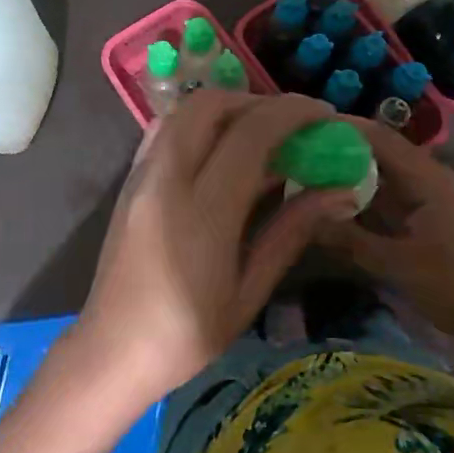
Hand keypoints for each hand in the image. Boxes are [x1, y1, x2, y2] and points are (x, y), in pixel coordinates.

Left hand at [69, 91, 358, 400]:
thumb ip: (291, 231)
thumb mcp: (249, 291)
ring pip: (180, 114)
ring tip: (258, 137)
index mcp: (201, 212)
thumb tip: (341, 191)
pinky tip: (219, 155)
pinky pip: (161, 134)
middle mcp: (165, 181)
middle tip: (290, 127)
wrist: (111, 350)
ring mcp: (139, 179)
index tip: (325, 116)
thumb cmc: (187, 335)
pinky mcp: (127, 185)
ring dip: (223, 110)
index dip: (292, 114)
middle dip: (255, 102)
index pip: (249, 134)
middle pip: (207, 106)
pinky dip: (195, 127)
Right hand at [314, 116, 453, 326]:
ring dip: (349, 166)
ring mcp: (427, 195)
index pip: (381, 139)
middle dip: (342, 145)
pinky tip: (332, 195)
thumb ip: (347, 237)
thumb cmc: (449, 285)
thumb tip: (302, 216)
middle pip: (381, 149)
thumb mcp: (393, 263)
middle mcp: (429, 178)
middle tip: (301, 147)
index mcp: (428, 180)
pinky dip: (360, 187)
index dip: (345, 129)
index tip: (307, 126)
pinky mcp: (422, 212)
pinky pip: (386, 189)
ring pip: (382, 168)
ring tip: (309, 165)